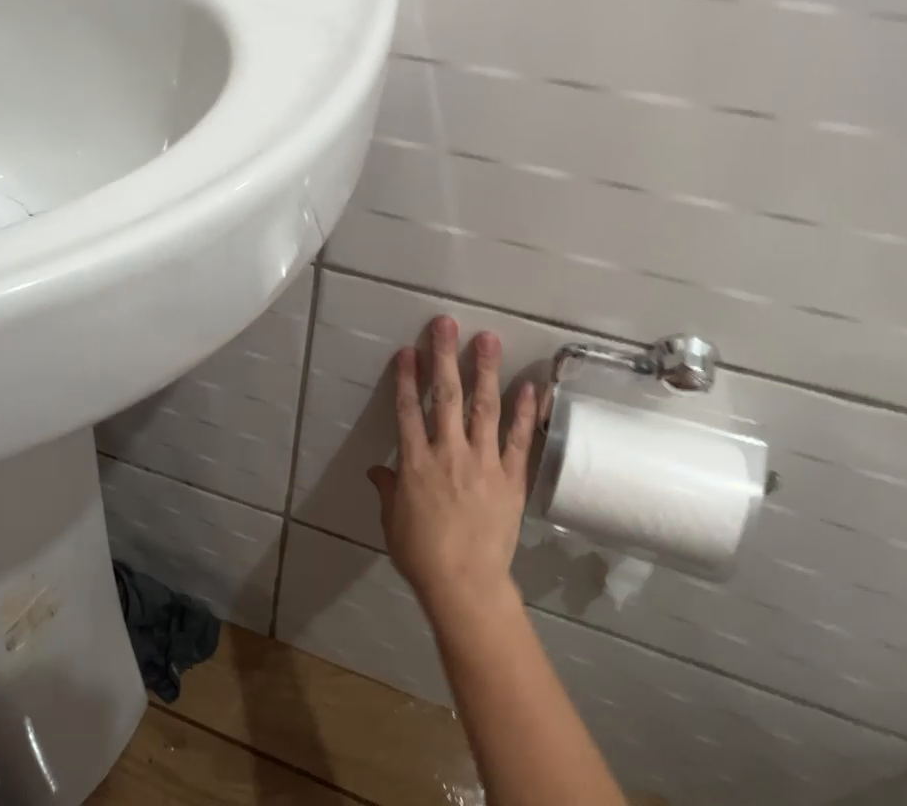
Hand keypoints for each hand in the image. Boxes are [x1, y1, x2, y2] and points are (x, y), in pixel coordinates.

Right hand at [368, 316, 537, 623]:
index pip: (408, 411)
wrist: (465, 583)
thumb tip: (376, 471)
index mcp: (415, 463)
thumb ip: (388, 490)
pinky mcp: (511, 479)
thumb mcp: (392, 521)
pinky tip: (529, 386)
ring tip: (488, 339)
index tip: (408, 350)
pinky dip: (525, 412)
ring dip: (485, 370)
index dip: (406, 378)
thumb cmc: (420, 554)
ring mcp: (483, 463)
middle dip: (444, 357)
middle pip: (445, 396)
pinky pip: (519, 440)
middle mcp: (448, 453)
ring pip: (484, 408)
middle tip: (447, 323)